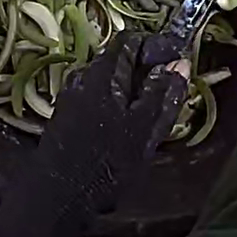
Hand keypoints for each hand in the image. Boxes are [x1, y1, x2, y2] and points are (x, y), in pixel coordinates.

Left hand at [0, 33, 184, 236]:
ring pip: (108, 77)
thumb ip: (163, 94)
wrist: (56, 196)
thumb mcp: (144, 129)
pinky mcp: (66, 113)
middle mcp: (84, 76)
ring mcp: (72, 95)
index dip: (156, 44)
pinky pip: (97, 93)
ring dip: (131, 83)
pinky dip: (116, 98)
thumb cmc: (105, 161)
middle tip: (168, 85)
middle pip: (118, 57)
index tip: (176, 59)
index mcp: (104, 74)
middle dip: (145, 65)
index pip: (130, 40)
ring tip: (151, 105)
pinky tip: (125, 121)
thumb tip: (181, 64)